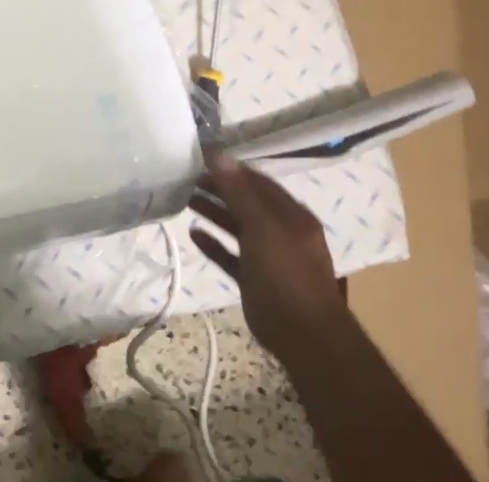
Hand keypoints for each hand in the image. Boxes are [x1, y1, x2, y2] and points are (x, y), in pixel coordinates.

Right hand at [188, 148, 346, 357]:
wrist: (304, 336)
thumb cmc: (286, 274)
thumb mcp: (263, 227)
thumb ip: (239, 191)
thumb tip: (218, 153)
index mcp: (291, 216)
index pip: (259, 182)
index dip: (231, 169)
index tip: (199, 158)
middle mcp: (281, 232)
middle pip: (246, 202)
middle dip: (218, 188)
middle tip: (185, 177)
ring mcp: (268, 257)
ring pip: (237, 227)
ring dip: (213, 212)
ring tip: (183, 199)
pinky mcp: (254, 279)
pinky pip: (230, 255)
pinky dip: (214, 243)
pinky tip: (193, 234)